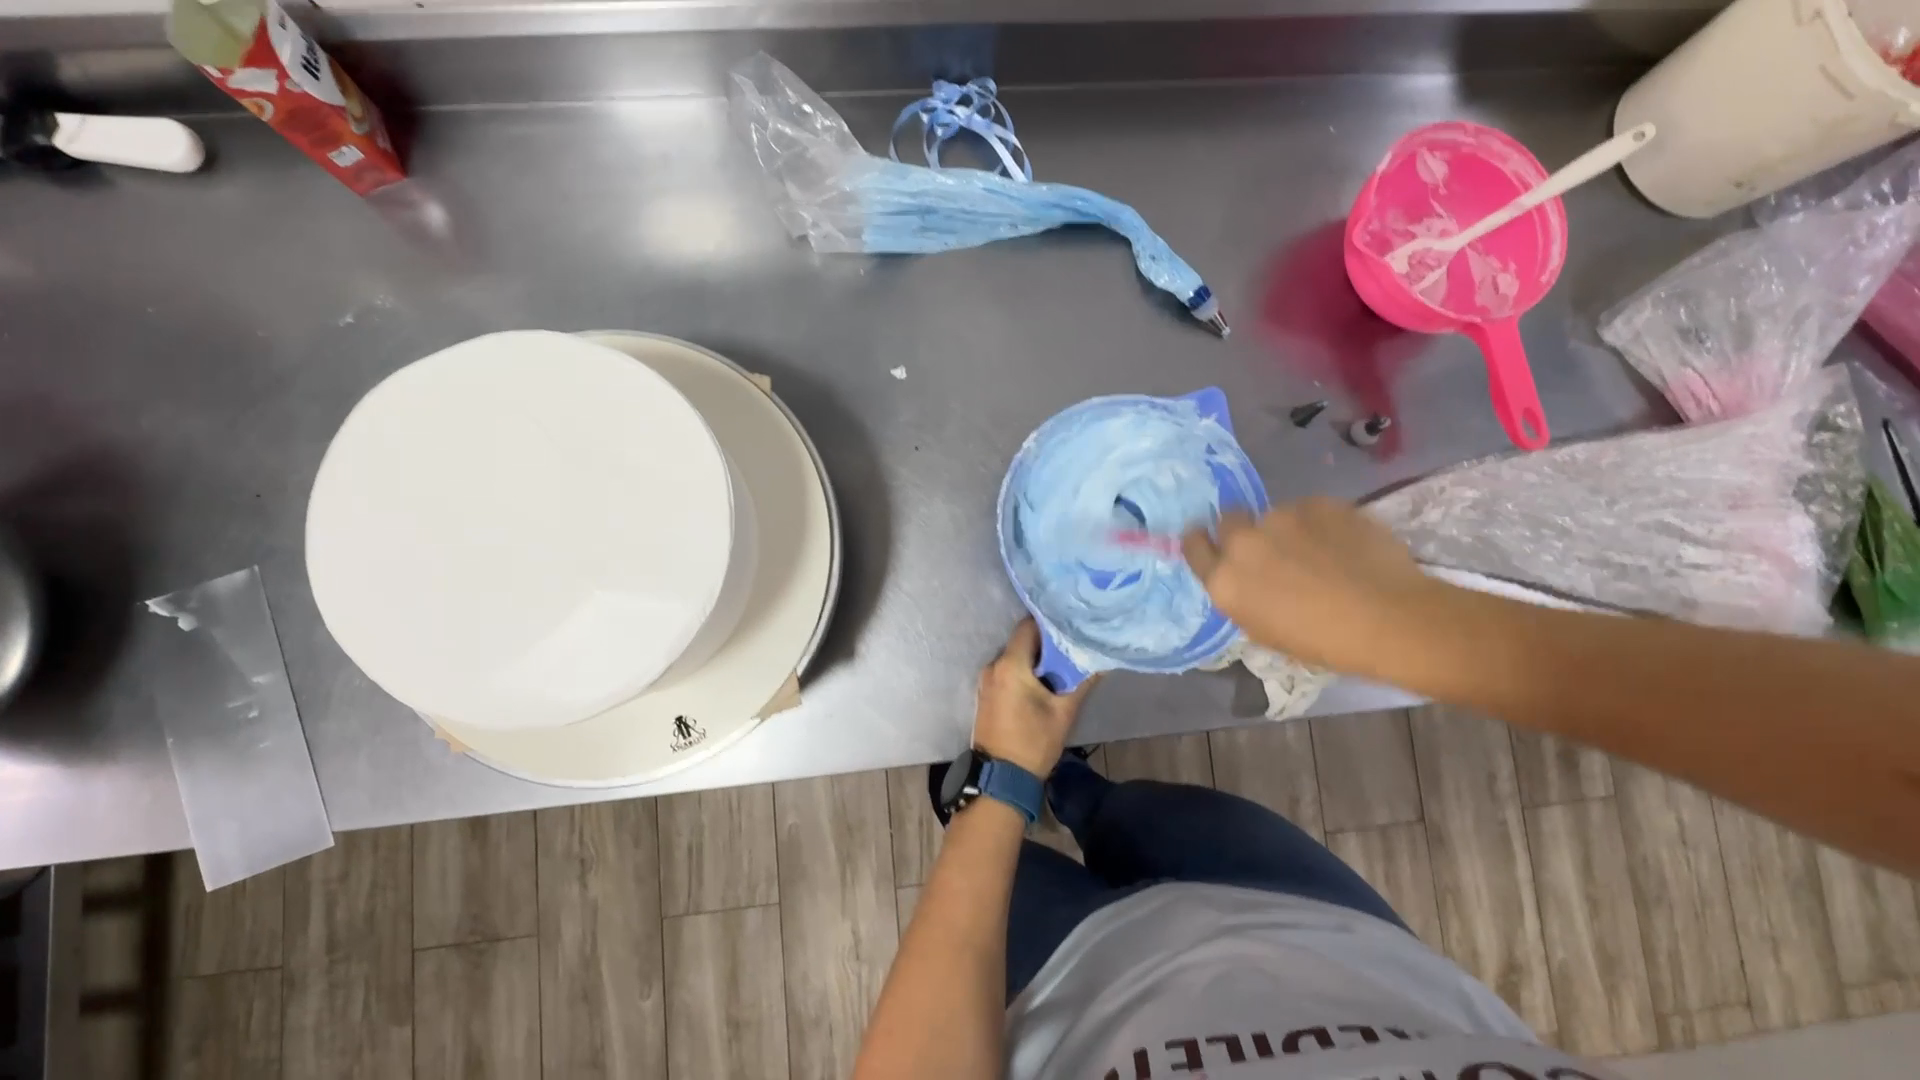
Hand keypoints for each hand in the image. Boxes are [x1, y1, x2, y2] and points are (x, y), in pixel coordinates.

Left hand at [971, 619, 1096, 774]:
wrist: (1003, 778)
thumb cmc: (1034, 742)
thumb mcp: (1064, 712)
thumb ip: (1081, 681)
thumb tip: (1099, 660)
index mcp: (1010, 666)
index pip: (1028, 627)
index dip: (1049, 624)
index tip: (1069, 626)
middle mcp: (992, 667)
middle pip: (1021, 642)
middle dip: (1045, 644)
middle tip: (1070, 647)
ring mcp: (985, 682)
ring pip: (1013, 658)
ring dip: (1034, 660)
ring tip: (1060, 666)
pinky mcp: (986, 695)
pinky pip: (1006, 673)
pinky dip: (1023, 673)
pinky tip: (1042, 682)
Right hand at [1182, 498, 1441, 676]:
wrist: (1387, 619)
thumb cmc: (1323, 642)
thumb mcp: (1264, 630)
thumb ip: (1243, 595)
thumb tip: (1247, 578)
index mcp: (1224, 581)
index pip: (1193, 546)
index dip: (1202, 542)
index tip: (1215, 544)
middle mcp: (1244, 543)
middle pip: (1228, 520)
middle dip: (1242, 530)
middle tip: (1270, 550)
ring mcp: (1281, 517)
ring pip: (1274, 515)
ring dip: (1287, 530)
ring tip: (1320, 553)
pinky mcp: (1318, 503)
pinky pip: (1309, 510)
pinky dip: (1320, 524)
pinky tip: (1344, 545)